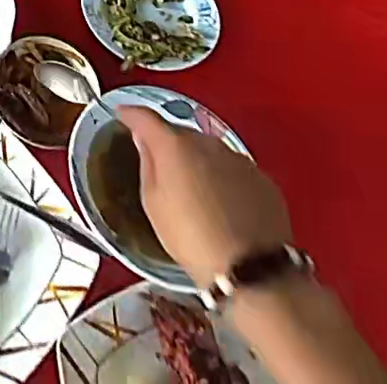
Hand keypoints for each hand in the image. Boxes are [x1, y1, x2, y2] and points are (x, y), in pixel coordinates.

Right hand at [118, 106, 292, 285]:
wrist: (250, 272)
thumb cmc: (191, 238)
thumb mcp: (152, 203)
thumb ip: (147, 163)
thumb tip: (146, 142)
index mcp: (174, 145)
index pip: (145, 116)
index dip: (131, 114)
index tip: (123, 114)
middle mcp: (207, 143)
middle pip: (180, 133)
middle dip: (168, 145)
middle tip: (162, 169)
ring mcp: (238, 159)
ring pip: (209, 151)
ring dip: (198, 162)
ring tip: (195, 194)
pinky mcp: (262, 179)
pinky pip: (234, 170)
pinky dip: (224, 179)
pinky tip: (223, 206)